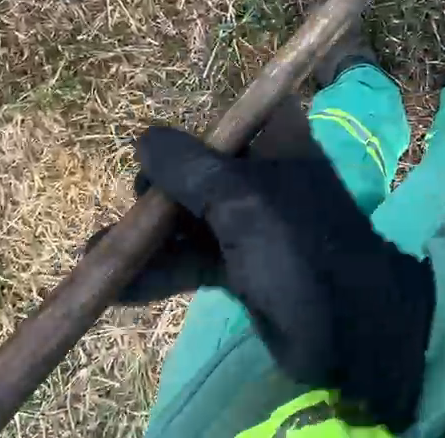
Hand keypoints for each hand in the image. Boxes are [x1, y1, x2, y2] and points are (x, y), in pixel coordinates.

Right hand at [94, 97, 434, 428]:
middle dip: (157, 193)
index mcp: (276, 138)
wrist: (348, 325)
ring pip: (188, 218)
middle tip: (134, 215)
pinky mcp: (241, 263)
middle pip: (196, 169)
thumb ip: (188, 167)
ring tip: (96, 257)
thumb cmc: (297, 242)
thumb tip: (143, 138)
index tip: (153, 154)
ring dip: (147, 238)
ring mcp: (251, 220)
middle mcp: (262, 172)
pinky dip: (159, 271)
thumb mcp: (239, 198)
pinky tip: (118, 290)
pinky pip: (191, 258)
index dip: (191, 133)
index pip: (228, 119)